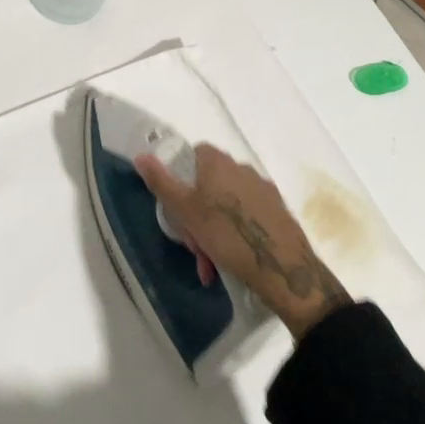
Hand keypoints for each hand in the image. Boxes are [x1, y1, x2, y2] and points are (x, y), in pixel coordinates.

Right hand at [133, 145, 350, 339]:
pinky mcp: (277, 212)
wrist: (282, 268)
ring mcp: (262, 190)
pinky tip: (229, 263)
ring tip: (209, 265)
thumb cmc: (227, 234)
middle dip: (195, 217)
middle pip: (208, 185)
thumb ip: (162, 182)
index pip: (192, 155)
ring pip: (226, 207)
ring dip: (212, 232)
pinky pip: (245, 219)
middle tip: (192, 246)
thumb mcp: (185, 210)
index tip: (176, 206)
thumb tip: (141, 155)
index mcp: (218, 163)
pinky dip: (233, 236)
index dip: (180, 178)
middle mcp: (242, 169)